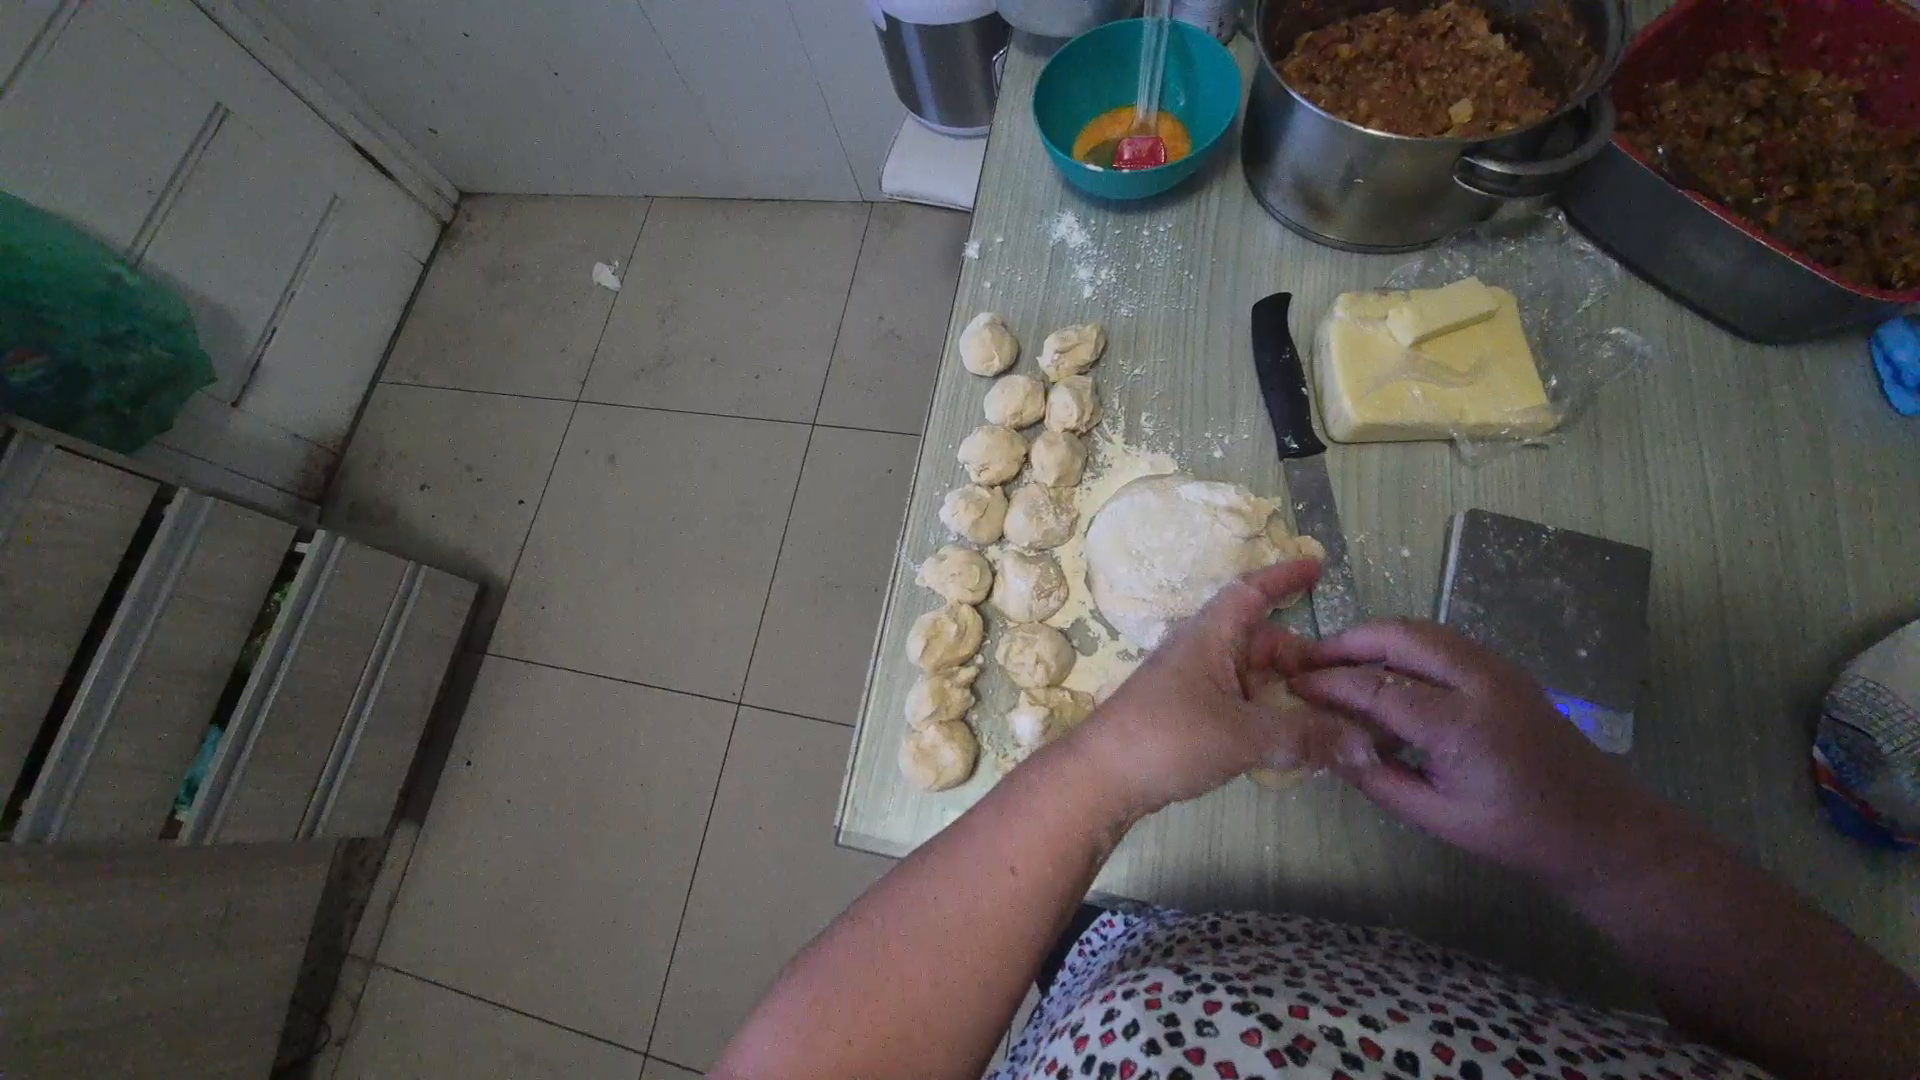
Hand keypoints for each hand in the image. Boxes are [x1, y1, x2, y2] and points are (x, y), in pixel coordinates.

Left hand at [1062, 560, 1377, 817]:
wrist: (1100, 777)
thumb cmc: (1167, 738)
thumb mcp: (1243, 735)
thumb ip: (1304, 737)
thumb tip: (1366, 746)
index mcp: (1208, 637)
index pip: (1250, 592)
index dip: (1283, 577)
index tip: (1317, 565)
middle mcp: (1199, 652)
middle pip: (1259, 640)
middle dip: (1304, 657)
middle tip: (1349, 682)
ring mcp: (1190, 684)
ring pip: (1250, 675)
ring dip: (1287, 690)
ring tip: (1333, 714)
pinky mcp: (1186, 716)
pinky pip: (1237, 702)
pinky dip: (1267, 713)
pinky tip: (1293, 740)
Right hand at [1290, 620, 1667, 889]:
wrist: (1606, 830)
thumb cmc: (1518, 833)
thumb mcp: (1436, 817)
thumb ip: (1375, 777)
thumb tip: (1323, 745)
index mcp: (1462, 725)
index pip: (1375, 686)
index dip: (1327, 684)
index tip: (1292, 688)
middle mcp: (1480, 682)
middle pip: (1398, 636)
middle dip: (1345, 642)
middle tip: (1307, 660)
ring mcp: (1497, 669)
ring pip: (1419, 630)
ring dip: (1372, 638)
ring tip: (1335, 660)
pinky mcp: (1503, 669)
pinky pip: (1440, 641)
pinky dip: (1400, 645)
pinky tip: (1381, 670)